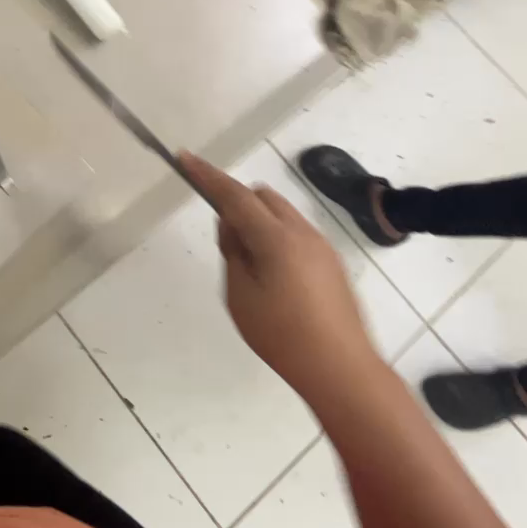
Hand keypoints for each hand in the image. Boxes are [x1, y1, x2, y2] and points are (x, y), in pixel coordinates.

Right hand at [177, 150, 383, 402]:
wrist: (341, 370)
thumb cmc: (281, 335)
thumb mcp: (239, 294)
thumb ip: (232, 252)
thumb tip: (232, 225)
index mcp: (275, 238)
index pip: (234, 195)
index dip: (207, 175)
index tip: (185, 158)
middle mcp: (302, 233)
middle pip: (261, 196)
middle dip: (236, 200)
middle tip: (223, 237)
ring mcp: (322, 246)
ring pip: (281, 213)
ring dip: (258, 219)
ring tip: (249, 263)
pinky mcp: (332, 262)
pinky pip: (296, 232)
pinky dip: (276, 235)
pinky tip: (273, 275)